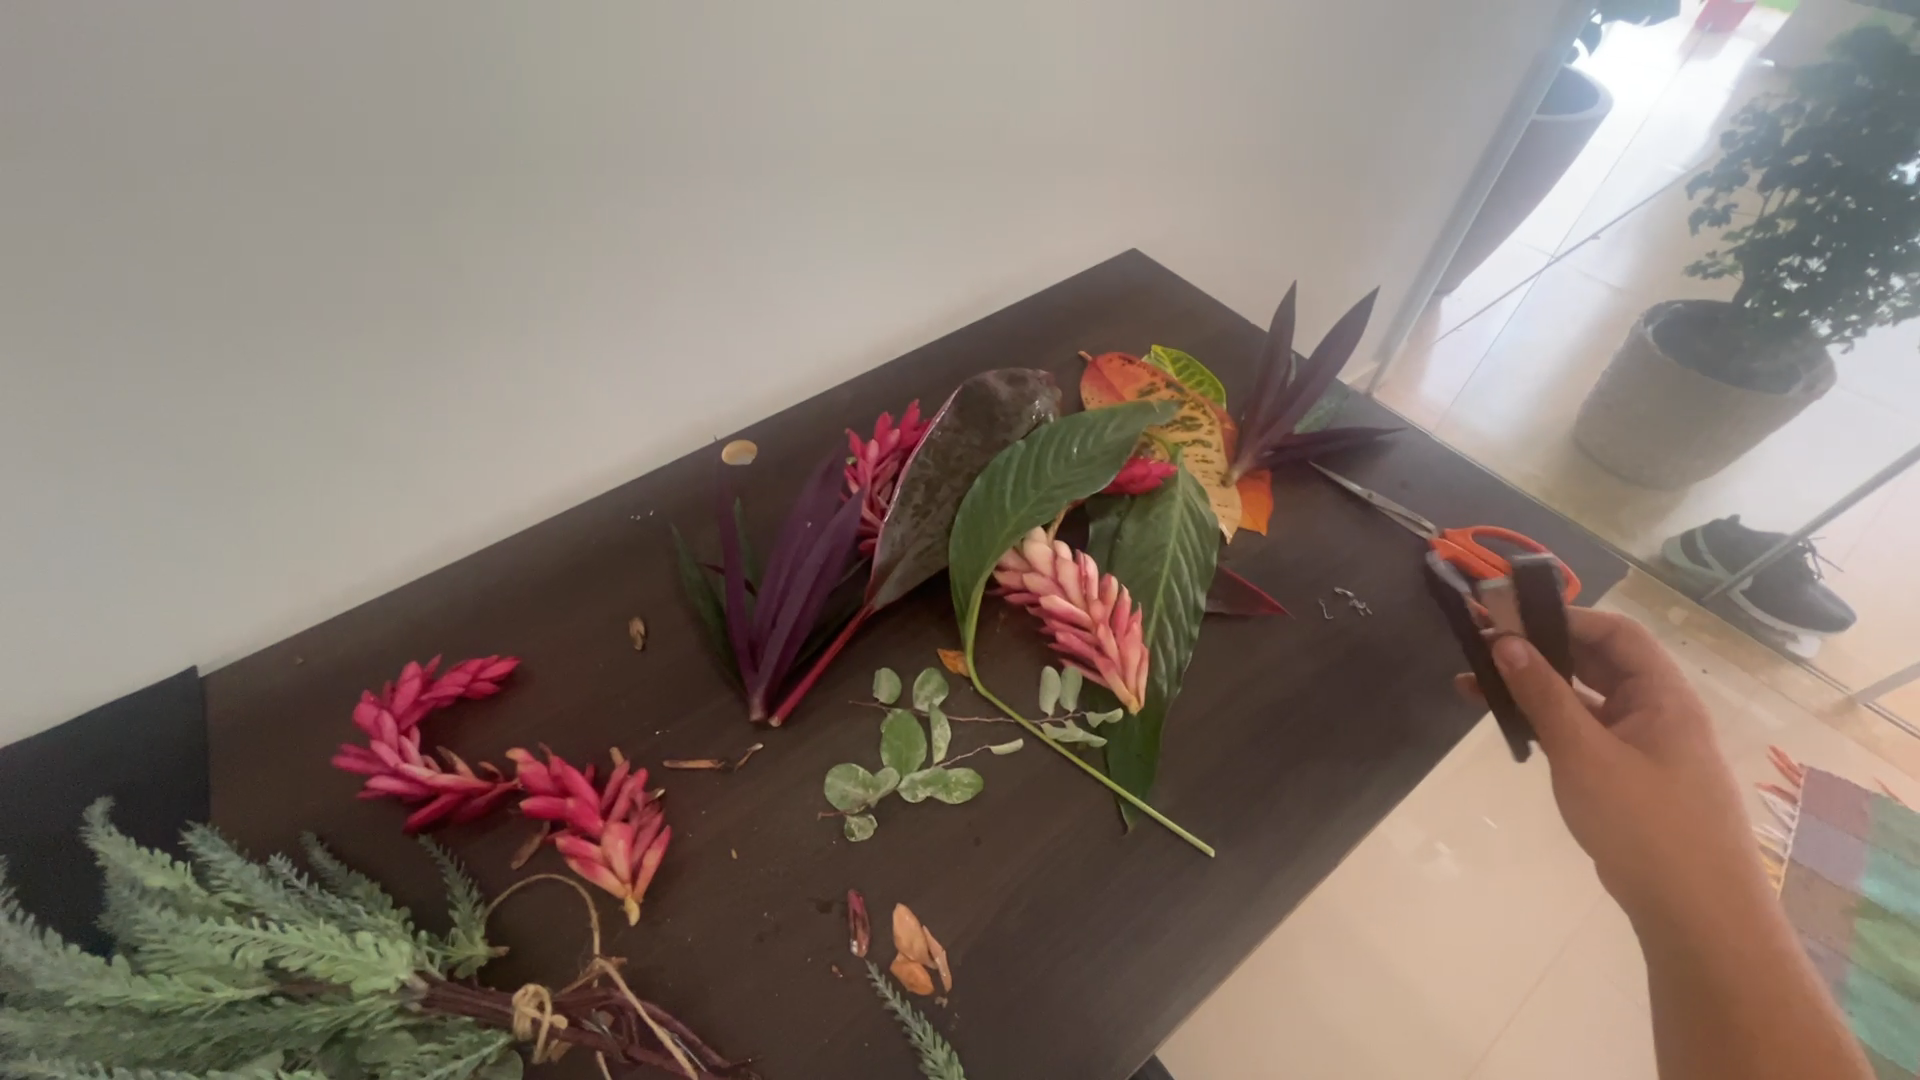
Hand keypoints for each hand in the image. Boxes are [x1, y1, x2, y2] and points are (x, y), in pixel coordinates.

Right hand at [1457, 610, 1770, 933]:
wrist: (1693, 912)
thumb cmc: (1644, 823)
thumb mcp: (1583, 752)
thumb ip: (1543, 694)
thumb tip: (1504, 641)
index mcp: (1664, 699)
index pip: (1616, 634)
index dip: (1563, 616)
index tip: (1507, 615)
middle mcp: (1657, 713)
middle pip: (1596, 661)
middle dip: (1538, 648)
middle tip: (1479, 644)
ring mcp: (1641, 745)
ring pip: (1582, 696)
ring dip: (1532, 684)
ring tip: (1473, 681)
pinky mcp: (1624, 773)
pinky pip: (1580, 728)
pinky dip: (1543, 717)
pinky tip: (1505, 720)